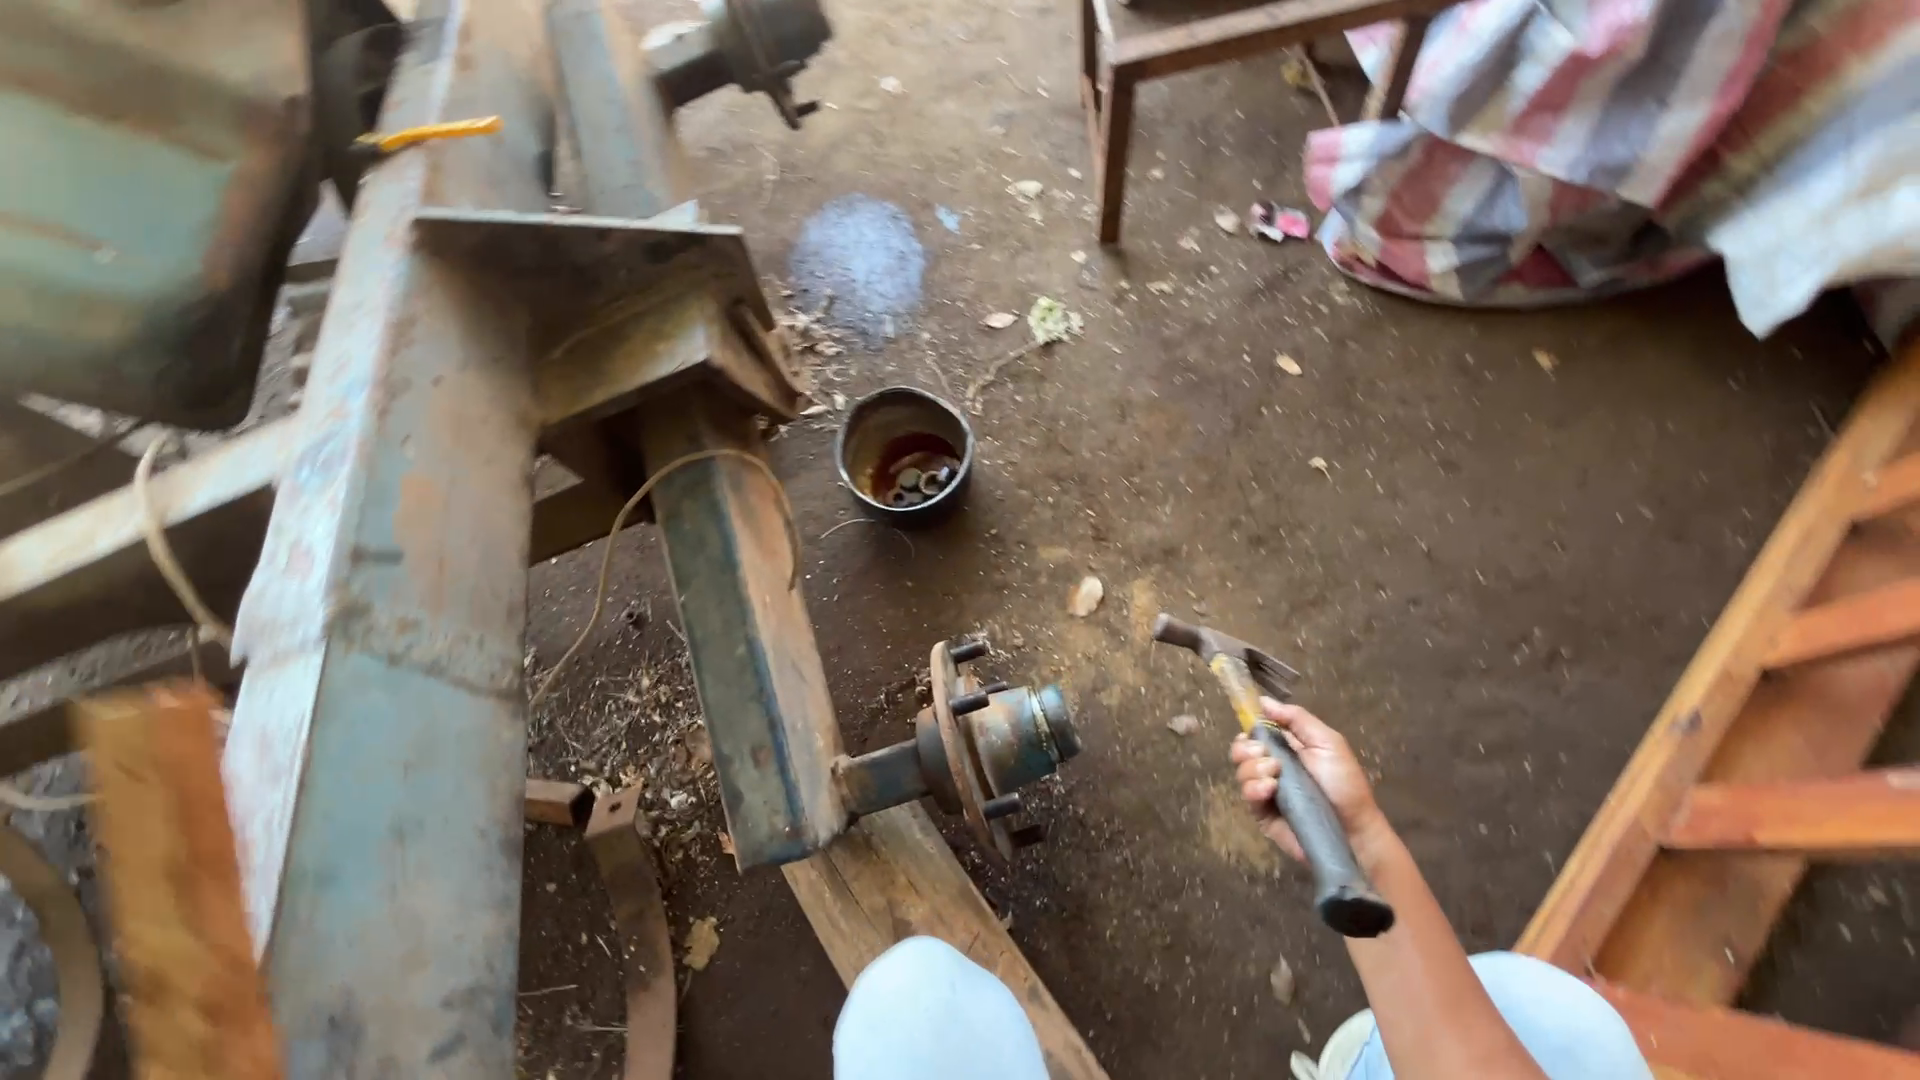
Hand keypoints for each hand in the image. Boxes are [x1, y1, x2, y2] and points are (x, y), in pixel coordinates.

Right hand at [1230, 698, 1390, 863]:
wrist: (1353, 830)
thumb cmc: (1344, 784)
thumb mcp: (1327, 742)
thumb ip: (1296, 719)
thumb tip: (1263, 700)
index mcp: (1286, 748)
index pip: (1255, 732)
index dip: (1249, 729)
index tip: (1251, 729)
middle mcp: (1271, 767)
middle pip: (1240, 750)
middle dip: (1246, 749)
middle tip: (1265, 755)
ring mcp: (1264, 790)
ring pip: (1240, 771)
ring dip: (1253, 769)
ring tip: (1275, 776)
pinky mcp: (1261, 813)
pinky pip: (1245, 796)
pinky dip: (1254, 788)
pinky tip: (1270, 789)